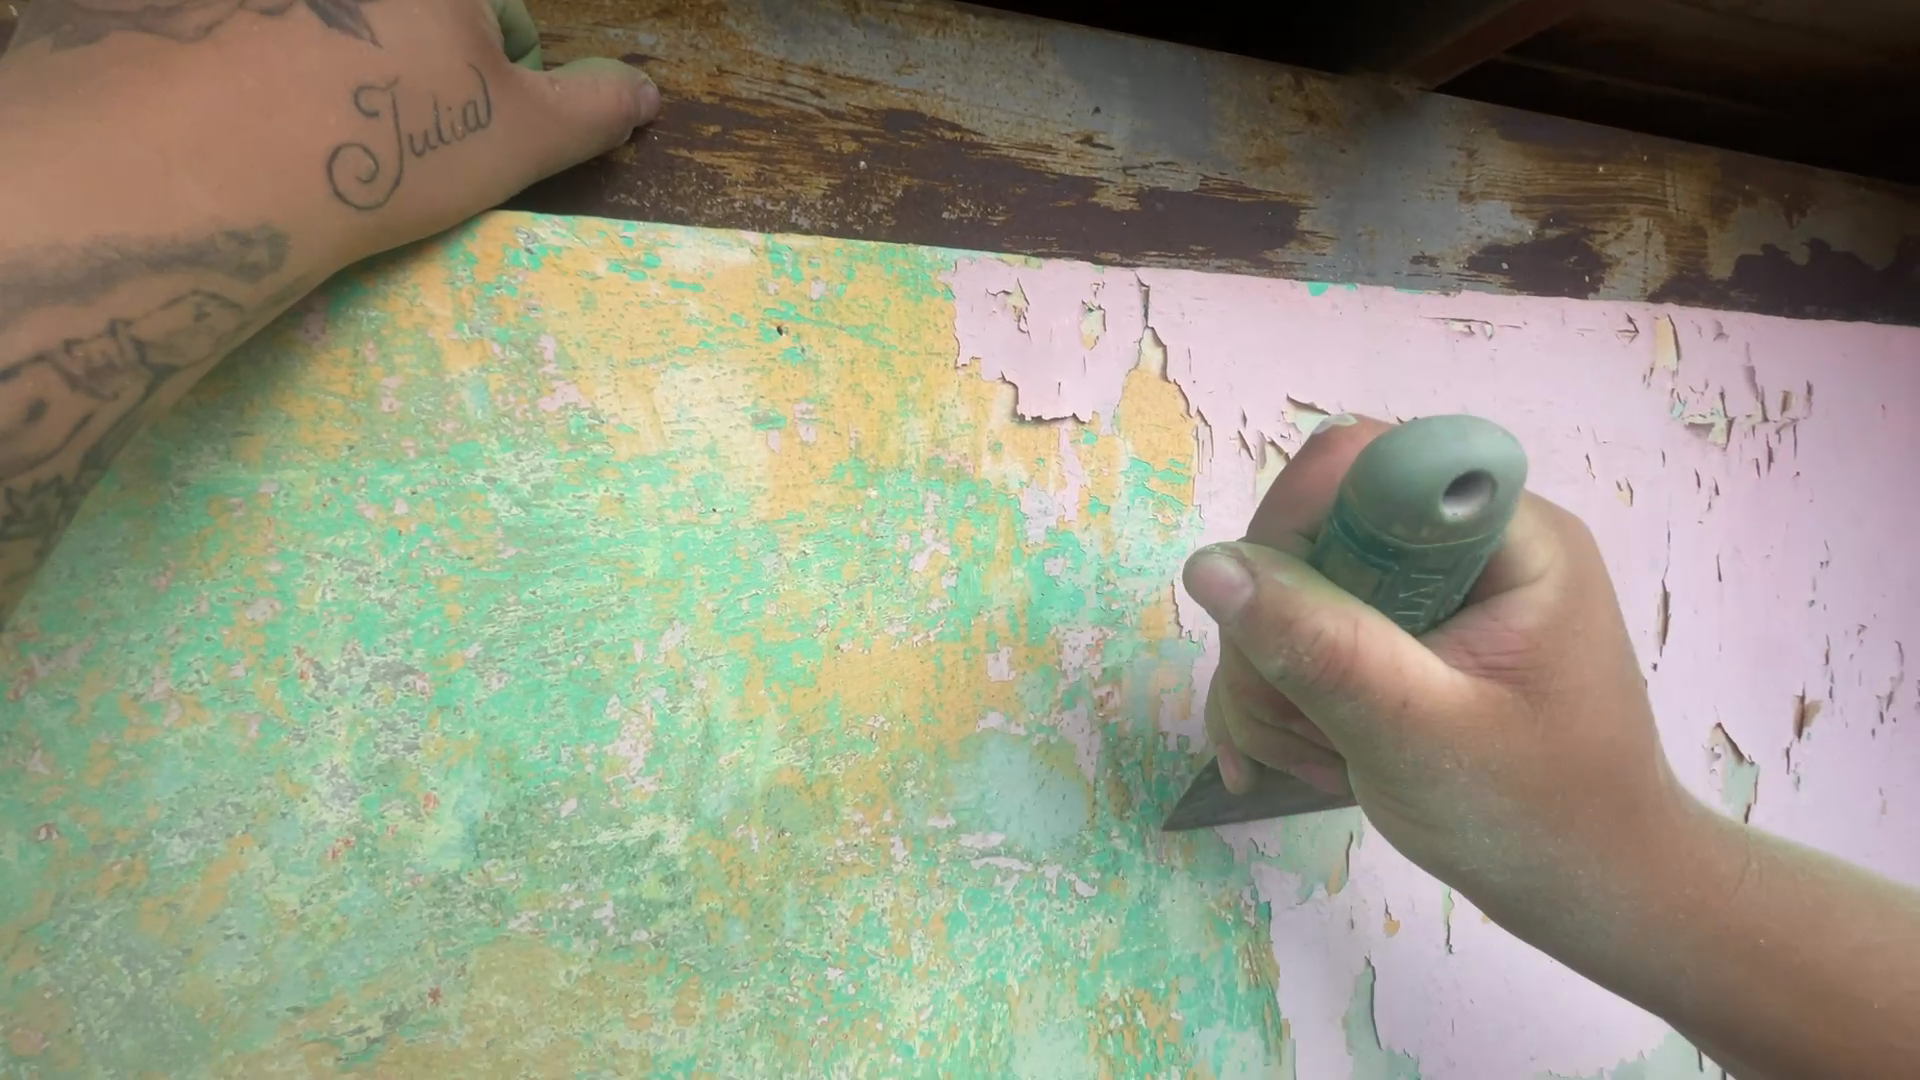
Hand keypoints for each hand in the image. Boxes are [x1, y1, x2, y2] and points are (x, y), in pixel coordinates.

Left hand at [0, 0, 658, 274]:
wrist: (219, 155)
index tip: (482, 114)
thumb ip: (597, 110)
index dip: (508, 67)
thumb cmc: (406, 137)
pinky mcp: (198, 6)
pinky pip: (278, 27)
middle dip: (432, 54)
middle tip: (414, 120)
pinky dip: (289, 50)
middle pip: (425, 14)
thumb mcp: (527, 135)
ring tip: (341, 114)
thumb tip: (648, 92)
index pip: (503, 13)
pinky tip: (277, 97)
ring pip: (354, 22)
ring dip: (365, 54)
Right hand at [1184, 415, 1692, 919]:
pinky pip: (1282, 634)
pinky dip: (1271, 698)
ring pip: (1273, 594)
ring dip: (1266, 682)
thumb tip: (1208, 566)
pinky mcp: (1377, 626)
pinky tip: (1298, 757)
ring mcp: (1405, 587)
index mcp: (1494, 536)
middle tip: (1305, 725)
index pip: (1356, 464)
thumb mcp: (1418, 732)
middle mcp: (1443, 544)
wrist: (1587, 883)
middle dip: (1270, 637)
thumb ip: (1319, 645)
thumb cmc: (1537, 814)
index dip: (1295, 526)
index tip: (1280, 623)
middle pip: (1295, 537)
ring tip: (1318, 759)